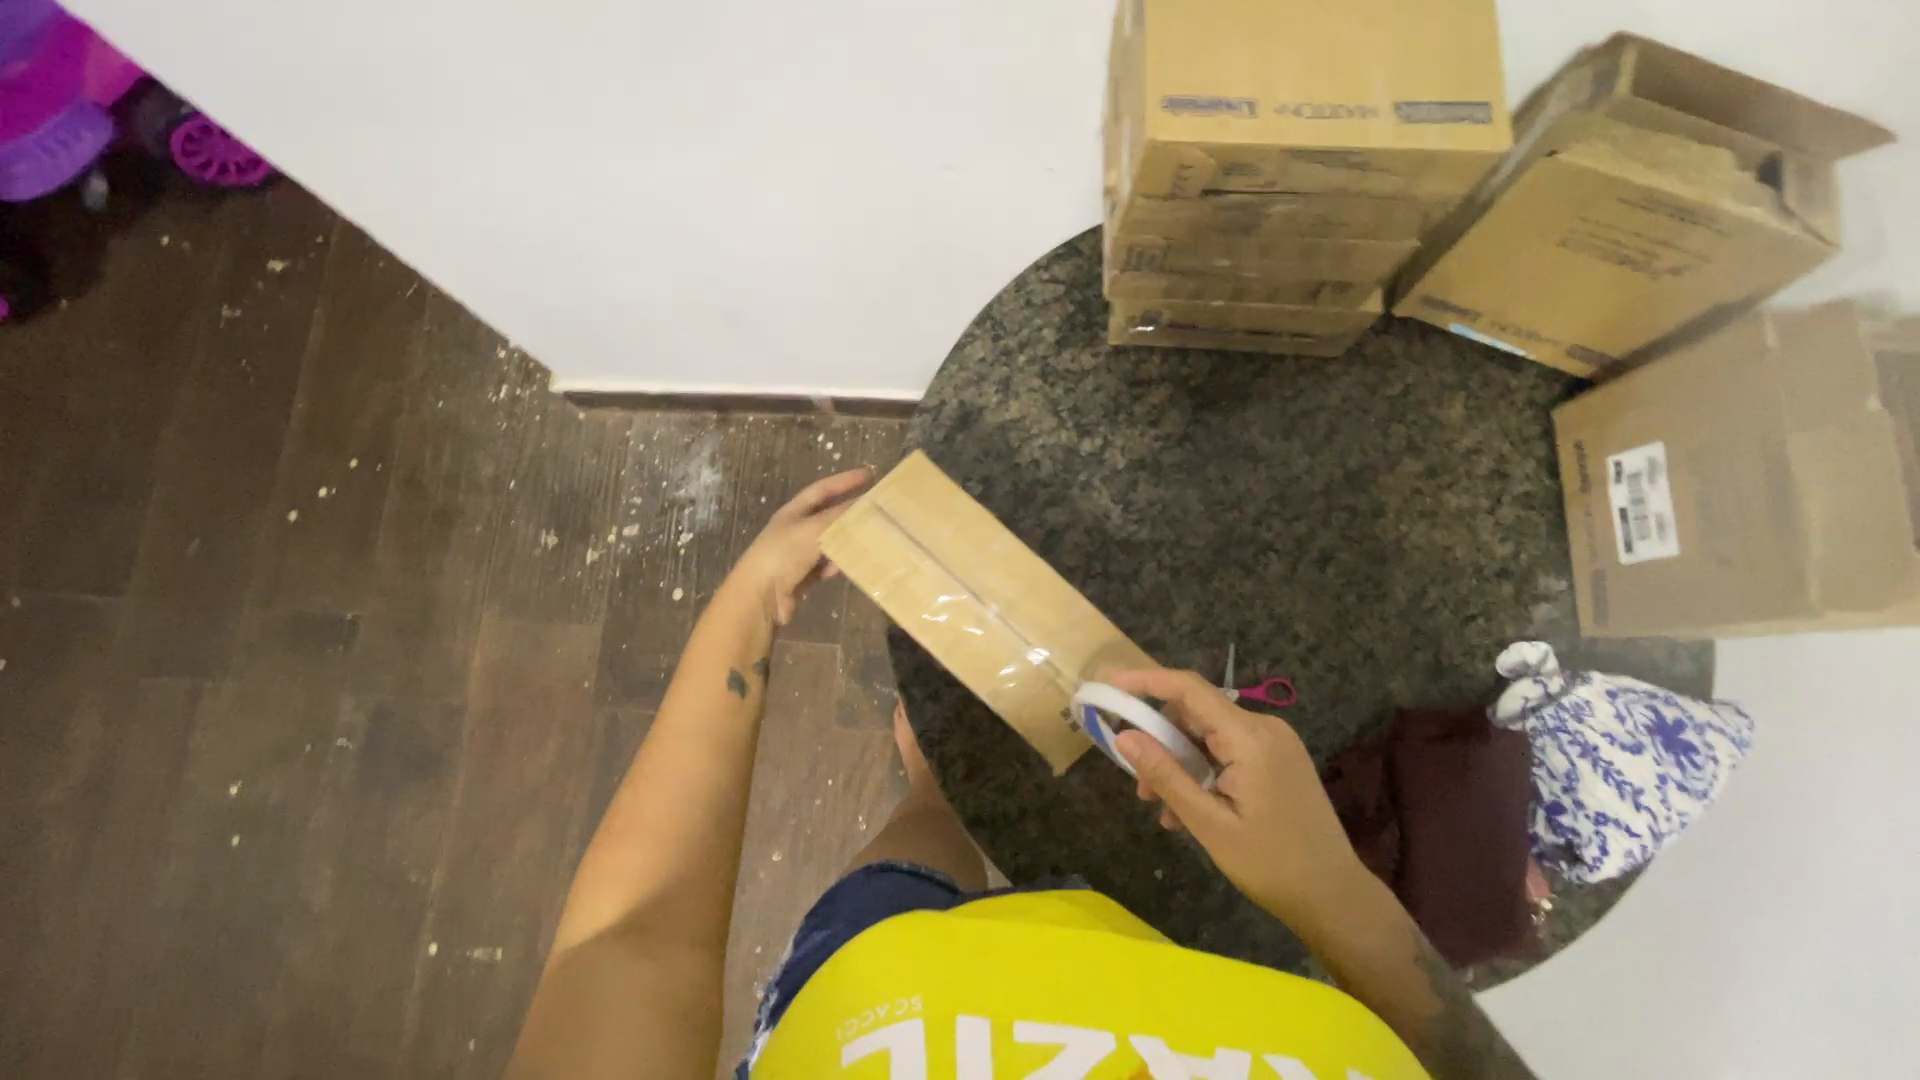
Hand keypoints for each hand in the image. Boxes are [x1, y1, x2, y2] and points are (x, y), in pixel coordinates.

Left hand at [726, 467, 870, 624]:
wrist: (761, 595)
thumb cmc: (784, 554)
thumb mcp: (814, 529)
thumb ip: (839, 516)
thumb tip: (866, 504)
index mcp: (793, 512)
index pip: (822, 489)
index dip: (844, 481)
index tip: (868, 475)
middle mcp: (795, 530)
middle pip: (827, 516)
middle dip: (848, 513)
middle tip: (874, 511)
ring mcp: (797, 554)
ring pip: (828, 542)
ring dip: (845, 541)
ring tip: (868, 539)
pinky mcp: (801, 576)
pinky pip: (824, 566)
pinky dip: (835, 565)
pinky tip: (845, 567)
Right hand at [1110, 668, 1368, 929]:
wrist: (1335, 897)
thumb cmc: (1272, 864)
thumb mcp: (1209, 823)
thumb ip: (1165, 775)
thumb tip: (1123, 737)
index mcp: (1250, 737)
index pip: (1189, 689)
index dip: (1146, 681)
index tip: (1110, 686)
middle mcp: (1264, 728)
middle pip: (1195, 714)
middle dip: (1160, 742)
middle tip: (1139, 787)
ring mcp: (1274, 744)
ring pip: (1208, 736)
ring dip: (1180, 764)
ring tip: (1165, 811)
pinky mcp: (1278, 760)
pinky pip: (1227, 751)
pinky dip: (1202, 772)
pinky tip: (1190, 812)